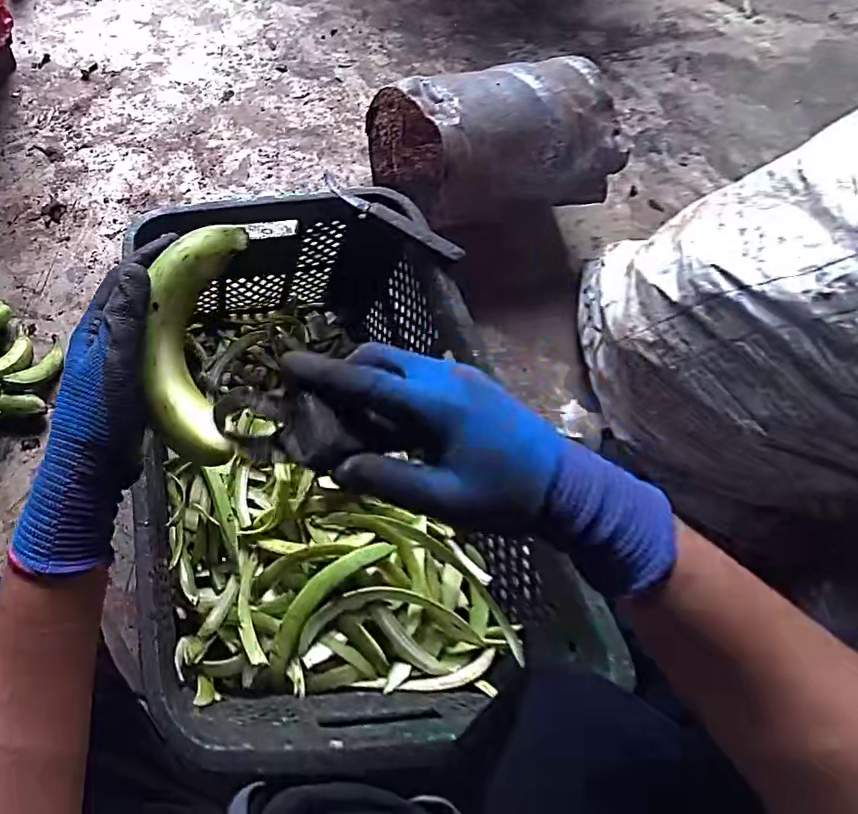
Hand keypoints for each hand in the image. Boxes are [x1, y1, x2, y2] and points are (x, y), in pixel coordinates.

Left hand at [9, 236, 172, 575]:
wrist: (91, 470)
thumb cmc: (99, 415)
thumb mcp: (113, 362)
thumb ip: (123, 317)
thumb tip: (136, 268)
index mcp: (95, 327)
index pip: (121, 278)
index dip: (147, 255)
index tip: (177, 239)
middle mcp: (103, 337)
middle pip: (131, 294)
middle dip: (159, 272)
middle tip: (194, 262)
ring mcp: (115, 358)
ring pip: (141, 318)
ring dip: (163, 298)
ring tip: (194, 290)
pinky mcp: (128, 379)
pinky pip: (150, 343)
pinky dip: (167, 329)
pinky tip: (185, 333)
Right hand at [284, 344, 676, 597]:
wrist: (570, 487)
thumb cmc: (506, 497)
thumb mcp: (446, 499)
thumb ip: (390, 480)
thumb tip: (338, 468)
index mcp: (435, 405)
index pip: (365, 381)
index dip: (322, 371)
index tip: (287, 360)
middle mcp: (443, 377)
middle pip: (376, 356)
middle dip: (342, 370)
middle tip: (320, 396)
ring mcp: (457, 374)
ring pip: (396, 359)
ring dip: (367, 375)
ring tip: (353, 410)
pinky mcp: (468, 379)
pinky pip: (415, 368)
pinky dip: (390, 381)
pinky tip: (392, 414)